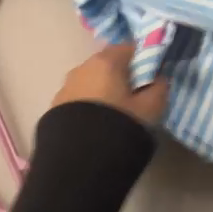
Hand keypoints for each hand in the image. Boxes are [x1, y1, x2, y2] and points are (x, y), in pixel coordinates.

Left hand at [53, 43, 169, 124]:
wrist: (77, 162)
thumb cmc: (119, 125)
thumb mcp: (151, 108)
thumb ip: (159, 87)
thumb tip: (158, 78)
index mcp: (106, 61)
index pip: (130, 48)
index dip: (144, 61)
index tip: (152, 78)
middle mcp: (82, 67)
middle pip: (108, 64)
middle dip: (121, 77)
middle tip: (135, 98)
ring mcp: (65, 88)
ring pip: (91, 83)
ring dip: (103, 93)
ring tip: (114, 116)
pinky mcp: (53, 109)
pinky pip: (78, 100)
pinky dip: (88, 107)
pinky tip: (95, 126)